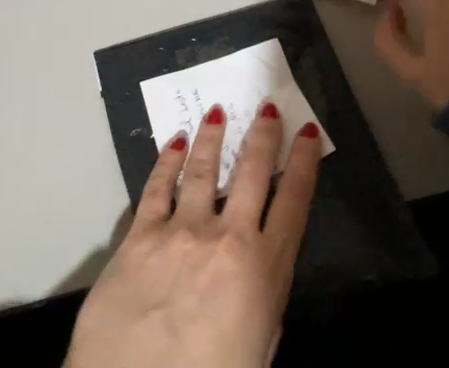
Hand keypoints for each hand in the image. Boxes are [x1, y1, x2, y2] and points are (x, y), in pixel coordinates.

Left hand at [65, 102, 323, 367]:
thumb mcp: (260, 341)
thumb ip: (262, 295)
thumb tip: (258, 268)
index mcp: (264, 267)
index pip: (294, 200)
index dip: (304, 162)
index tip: (308, 132)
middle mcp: (227, 237)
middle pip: (253, 173)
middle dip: (263, 136)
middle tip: (268, 107)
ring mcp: (181, 232)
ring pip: (204, 171)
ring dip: (214, 138)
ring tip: (218, 112)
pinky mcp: (140, 237)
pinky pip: (157, 189)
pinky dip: (168, 162)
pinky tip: (174, 143)